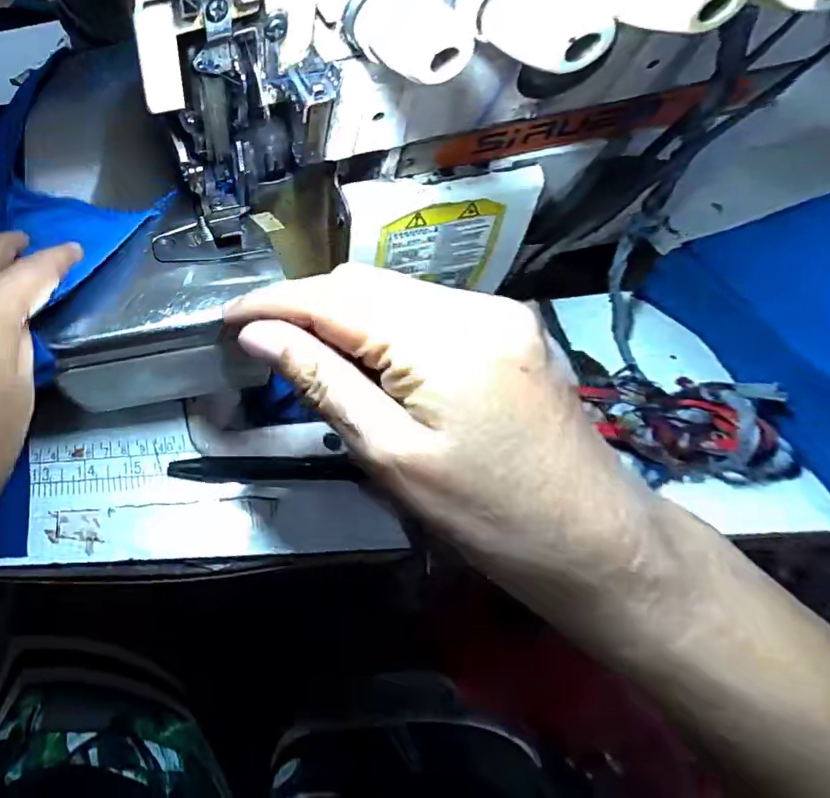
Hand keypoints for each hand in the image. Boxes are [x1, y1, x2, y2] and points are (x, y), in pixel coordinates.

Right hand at [225, 264, 663, 601]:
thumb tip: (255, 334)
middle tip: (253, 338)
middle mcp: (472, 307)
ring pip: (381, 286)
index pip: (331, 299)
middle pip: (355, 281)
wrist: (605, 548)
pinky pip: (412, 302)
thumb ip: (319, 380)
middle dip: (295, 303)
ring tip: (294, 346)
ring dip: (329, 309)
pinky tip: (353, 352)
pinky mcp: (501, 324)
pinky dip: (367, 318)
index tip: (224, 320)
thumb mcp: (388, 453)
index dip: (268, 304)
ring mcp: (493, 311)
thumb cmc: (490, 516)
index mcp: (445, 341)